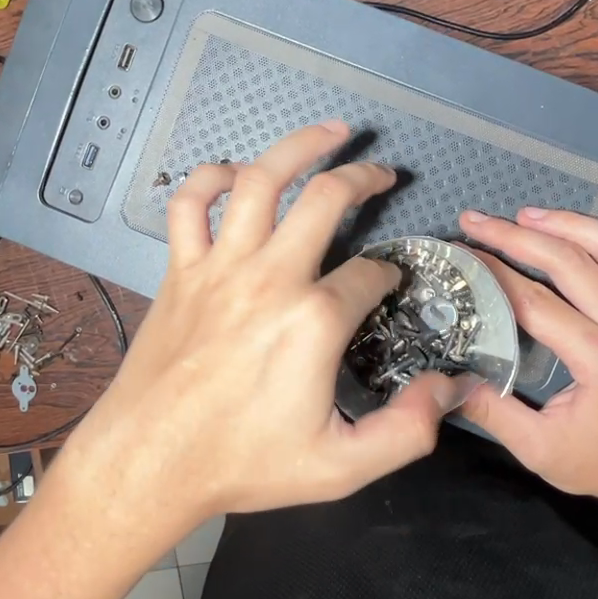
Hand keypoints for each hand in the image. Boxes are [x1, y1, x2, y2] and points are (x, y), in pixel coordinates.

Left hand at [57, 122, 466, 539]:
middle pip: (324, 199)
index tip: (388, 283)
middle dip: (363, 177)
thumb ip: (406, 431)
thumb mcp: (340, 467)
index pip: (369, 275)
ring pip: (258, 180)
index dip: (388, 275)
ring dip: (296, 146)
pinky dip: (208, 177)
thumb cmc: (243, 463)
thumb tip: (450, 388)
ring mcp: (218, 267)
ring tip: (328, 131)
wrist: (148, 462)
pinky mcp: (180, 271)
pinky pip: (188, 204)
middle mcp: (269, 278)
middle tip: (383, 172)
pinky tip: (232, 172)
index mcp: (314, 321)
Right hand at [456, 208, 597, 511]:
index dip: (495, 272)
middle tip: (476, 220)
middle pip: (573, 263)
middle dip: (517, 236)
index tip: (461, 252)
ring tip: (526, 214)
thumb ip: (492, 412)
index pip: (538, 302)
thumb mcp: (538, 450)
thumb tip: (445, 380)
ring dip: (570, 223)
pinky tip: (586, 236)